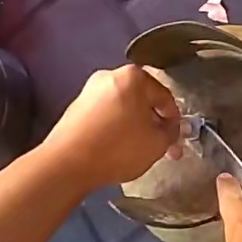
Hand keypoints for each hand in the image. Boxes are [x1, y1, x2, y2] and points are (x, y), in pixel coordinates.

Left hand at [38, 65, 180, 187]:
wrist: (65, 165)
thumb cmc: (118, 147)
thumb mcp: (158, 143)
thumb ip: (172, 132)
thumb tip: (170, 129)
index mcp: (134, 76)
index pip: (165, 97)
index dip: (175, 121)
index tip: (176, 139)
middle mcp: (109, 77)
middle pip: (142, 101)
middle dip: (152, 123)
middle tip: (159, 145)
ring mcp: (88, 92)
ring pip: (122, 109)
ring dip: (133, 126)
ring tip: (138, 150)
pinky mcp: (73, 110)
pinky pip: (104, 117)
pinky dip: (114, 130)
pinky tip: (116, 149)